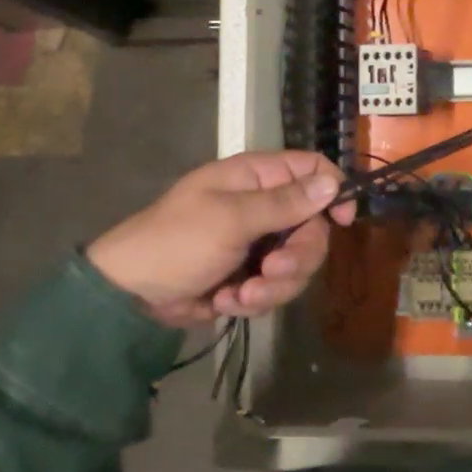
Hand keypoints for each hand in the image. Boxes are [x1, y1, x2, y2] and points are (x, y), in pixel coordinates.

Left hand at [87, 151, 353, 327]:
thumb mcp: (232, 219)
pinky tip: (226, 302)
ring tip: (239, 296)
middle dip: (296, 257)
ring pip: (298, 263)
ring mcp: (258, 242)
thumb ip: (285, 202)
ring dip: (273, 286)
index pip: (313, 169)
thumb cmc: (176, 241)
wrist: (130, 294)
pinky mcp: (250, 274)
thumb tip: (333, 182)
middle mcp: (264, 205)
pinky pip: (276, 287)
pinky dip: (255, 299)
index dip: (333, 191)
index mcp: (257, 177)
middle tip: (271, 272)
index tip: (341, 221)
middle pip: (313, 227)